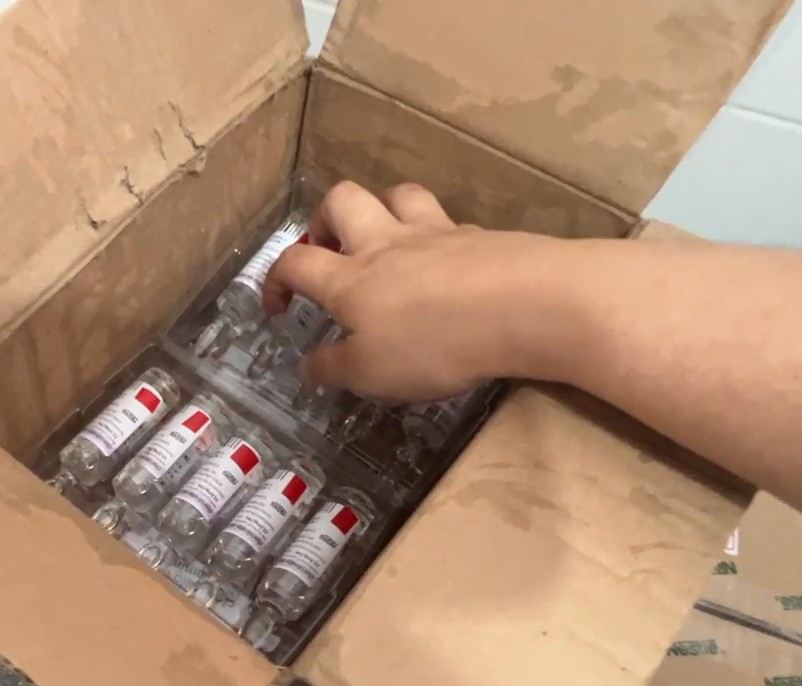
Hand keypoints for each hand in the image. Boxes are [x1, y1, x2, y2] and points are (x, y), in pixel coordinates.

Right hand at [266, 182, 589, 400]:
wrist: (527, 307)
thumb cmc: (433, 344)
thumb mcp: (368, 374)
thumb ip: (332, 367)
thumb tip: (307, 365)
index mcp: (349, 279)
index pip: (294, 263)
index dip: (274, 281)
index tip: (276, 308)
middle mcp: (385, 244)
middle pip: (341, 201)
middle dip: (322, 222)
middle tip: (326, 254)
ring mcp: (434, 234)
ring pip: (396, 195)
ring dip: (379, 211)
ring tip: (381, 243)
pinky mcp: (478, 237)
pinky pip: (444, 222)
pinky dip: (431, 238)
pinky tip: (440, 266)